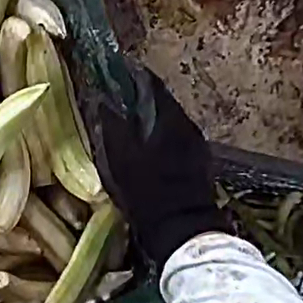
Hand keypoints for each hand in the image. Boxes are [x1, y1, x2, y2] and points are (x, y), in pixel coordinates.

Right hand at [85, 64, 227, 265]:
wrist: (182, 230)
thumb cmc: (148, 194)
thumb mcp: (122, 160)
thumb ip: (113, 127)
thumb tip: (102, 101)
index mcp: (170, 119)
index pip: (151, 83)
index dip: (131, 75)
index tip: (113, 71)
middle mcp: (189, 126)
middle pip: (162, 102)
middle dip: (140, 98)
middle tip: (116, 98)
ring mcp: (197, 146)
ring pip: (170, 122)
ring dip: (151, 120)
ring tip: (129, 125)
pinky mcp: (199, 164)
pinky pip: (176, 141)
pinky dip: (160, 138)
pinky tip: (146, 149)